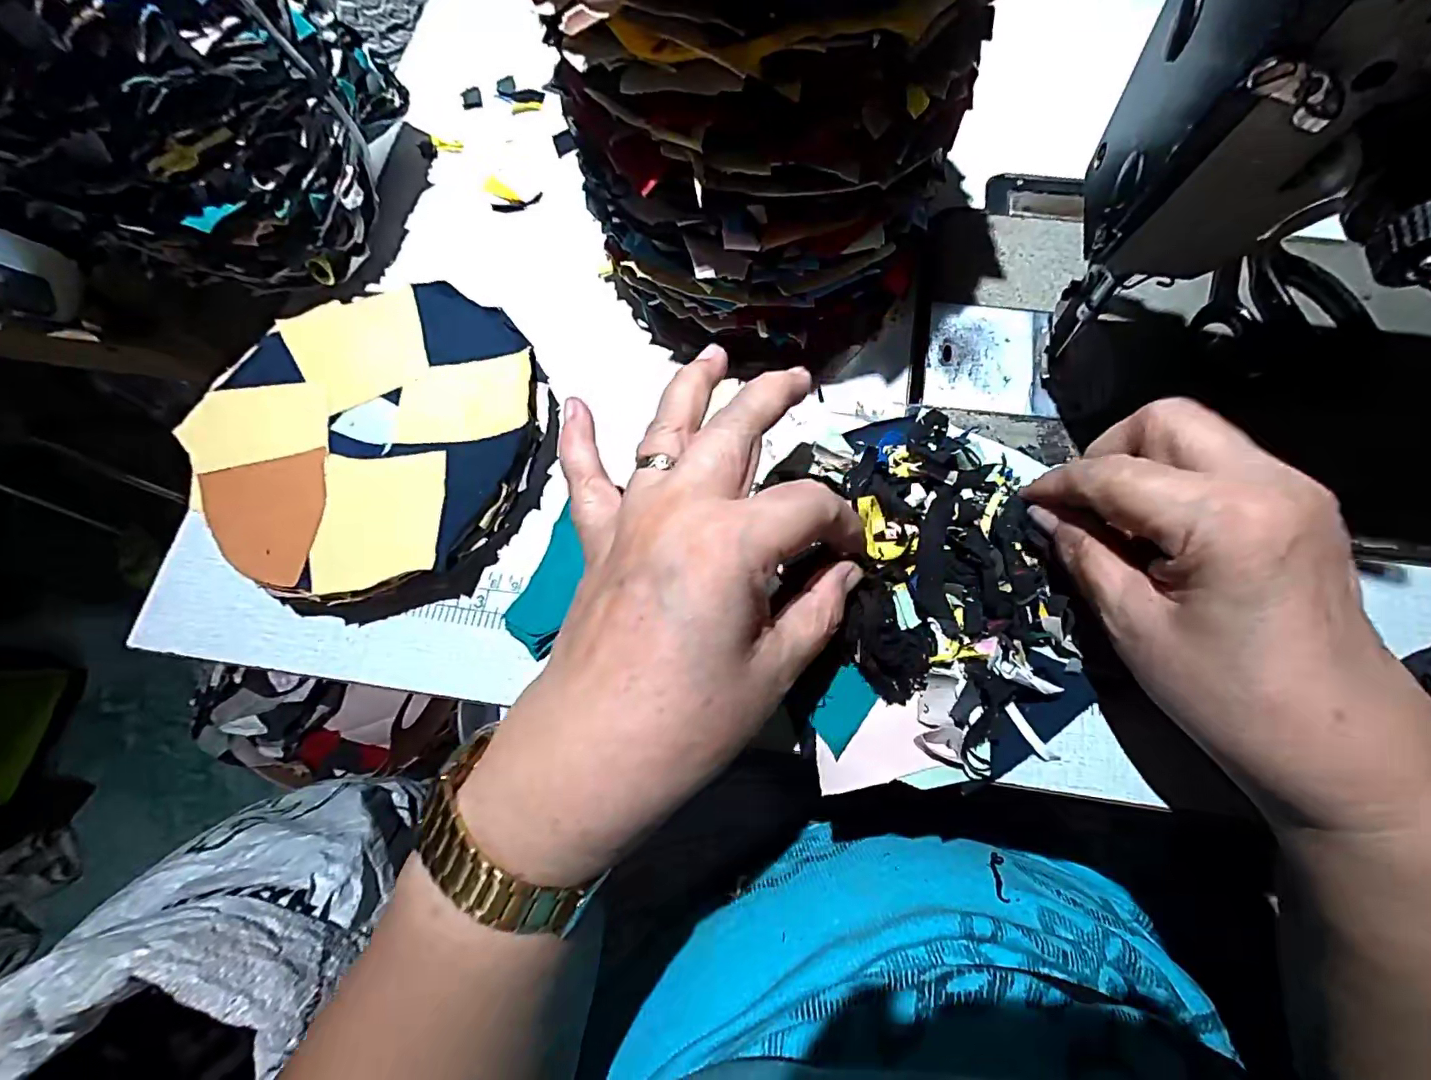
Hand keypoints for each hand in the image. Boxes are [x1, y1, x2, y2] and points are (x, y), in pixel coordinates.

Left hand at [457, 346, 861, 885]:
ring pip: (663, 432)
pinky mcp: (599, 542)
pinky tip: (577, 405)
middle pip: (735, 432)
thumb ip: (819, 606)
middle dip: (773, 398)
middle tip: (801, 379)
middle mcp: (681, 509)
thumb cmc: (692, 720)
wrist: (588, 757)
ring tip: (714, 356)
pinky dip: (581, 440)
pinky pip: (587, 479)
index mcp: (734, 541)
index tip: (852, 557)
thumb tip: (846, 570)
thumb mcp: (777, 667)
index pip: (810, 505)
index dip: (843, 525)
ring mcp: (633, 519)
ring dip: (692, 388)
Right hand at [1023, 399, 1430, 835]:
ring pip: (1199, 434)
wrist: (1339, 742)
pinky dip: (1182, 481)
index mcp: (1226, 517)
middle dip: (1109, 452)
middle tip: (1083, 507)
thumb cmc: (1231, 701)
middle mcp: (1269, 481)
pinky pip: (1227, 463)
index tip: (1030, 500)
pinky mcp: (1306, 503)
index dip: (1063, 482)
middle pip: (1166, 419)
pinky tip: (1166, 532)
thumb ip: (1087, 558)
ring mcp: (1296, 487)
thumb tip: (1048, 517)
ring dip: (1146, 463)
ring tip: (1120, 522)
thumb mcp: (1138, 631)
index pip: (1119, 472)